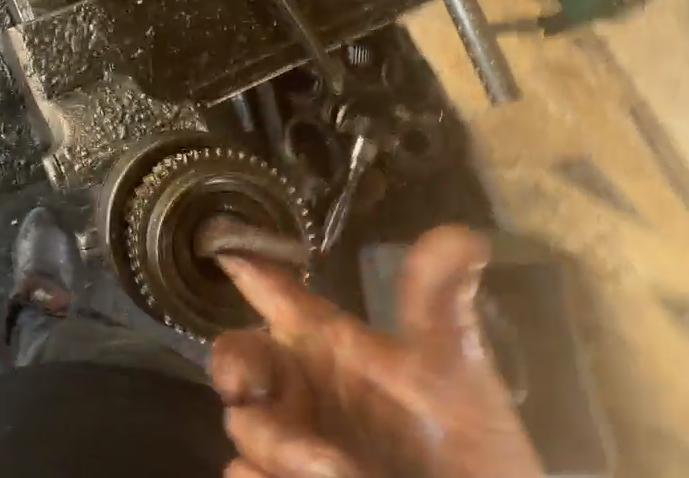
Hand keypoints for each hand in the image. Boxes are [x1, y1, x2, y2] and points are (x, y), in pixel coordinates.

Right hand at [210, 225, 542, 477]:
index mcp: (325, 342)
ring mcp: (288, 438)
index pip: (272, 290)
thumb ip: (440, 302)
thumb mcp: (456, 370)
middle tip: (245, 385)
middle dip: (233, 366)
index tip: (221, 250)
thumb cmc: (467, 444)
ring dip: (278, 445)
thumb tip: (468, 234)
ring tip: (335, 470)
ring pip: (244, 424)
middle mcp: (297, 384)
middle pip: (236, 355)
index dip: (244, 265)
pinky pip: (242, 475)